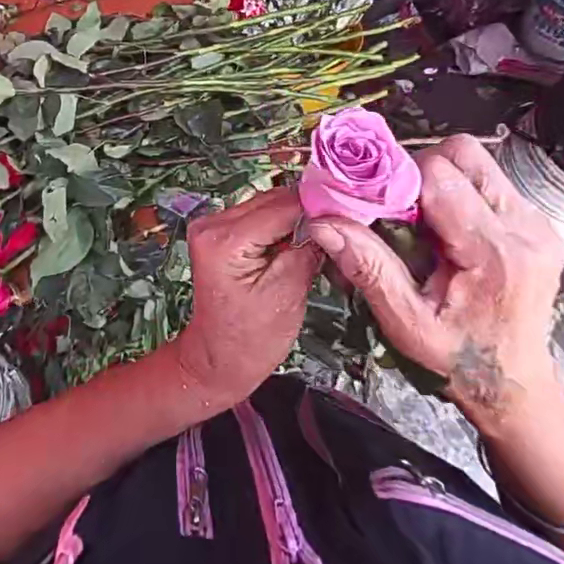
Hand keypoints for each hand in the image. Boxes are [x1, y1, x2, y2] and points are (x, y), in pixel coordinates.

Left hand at [168, 187, 321, 405]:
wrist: (217, 363)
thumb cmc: (250, 341)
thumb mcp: (288, 294)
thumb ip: (308, 248)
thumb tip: (331, 219)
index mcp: (224, 239)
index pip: (284, 205)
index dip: (320, 209)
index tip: (350, 215)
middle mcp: (213, 223)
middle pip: (275, 199)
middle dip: (308, 212)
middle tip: (340, 229)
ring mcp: (213, 225)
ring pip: (270, 204)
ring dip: (296, 218)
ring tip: (320, 239)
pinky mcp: (220, 231)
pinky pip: (261, 216)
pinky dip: (282, 225)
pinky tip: (299, 242)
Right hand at [309, 135, 563, 426]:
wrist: (515, 382)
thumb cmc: (461, 360)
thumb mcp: (407, 324)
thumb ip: (369, 268)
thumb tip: (325, 224)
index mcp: (494, 254)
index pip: (440, 177)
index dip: (398, 181)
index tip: (376, 204)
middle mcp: (524, 228)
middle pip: (462, 154)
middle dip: (420, 171)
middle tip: (401, 209)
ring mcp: (535, 221)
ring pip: (476, 161)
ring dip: (440, 177)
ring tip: (424, 219)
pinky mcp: (536, 220)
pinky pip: (489, 180)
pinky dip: (459, 191)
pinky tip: (448, 228)